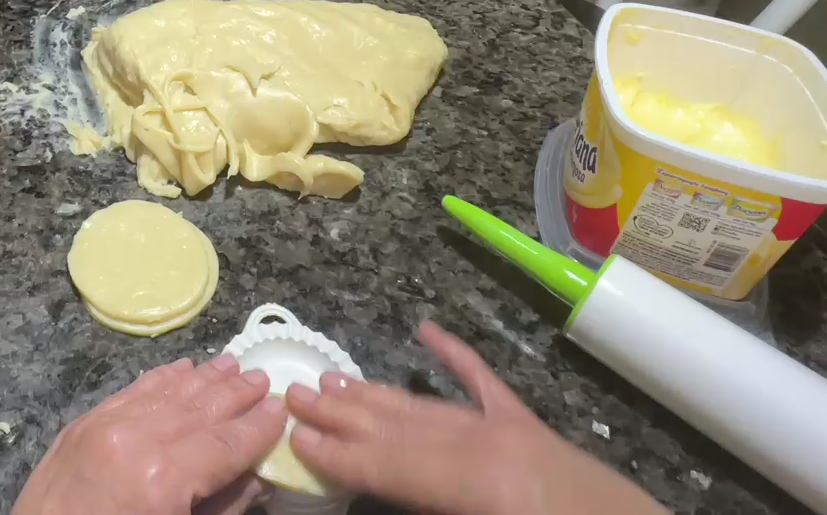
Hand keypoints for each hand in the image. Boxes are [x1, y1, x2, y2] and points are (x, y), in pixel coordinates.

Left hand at [13, 353, 288, 514]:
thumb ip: (223, 508)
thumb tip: (258, 475)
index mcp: (161, 480)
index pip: (223, 444)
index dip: (256, 427)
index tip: (281, 407)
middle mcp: (134, 440)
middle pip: (197, 409)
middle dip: (234, 393)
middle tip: (262, 377)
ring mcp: (105, 425)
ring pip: (166, 391)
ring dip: (203, 377)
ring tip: (232, 363)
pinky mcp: (84, 422)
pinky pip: (132, 390)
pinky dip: (161, 378)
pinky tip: (183, 367)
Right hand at [286, 321, 664, 514]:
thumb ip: (427, 509)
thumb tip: (380, 493)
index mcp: (480, 489)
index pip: (393, 466)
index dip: (340, 452)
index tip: (296, 434)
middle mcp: (488, 448)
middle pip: (401, 427)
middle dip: (344, 413)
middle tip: (294, 393)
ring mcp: (512, 431)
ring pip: (429, 405)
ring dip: (378, 393)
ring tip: (333, 378)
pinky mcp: (533, 428)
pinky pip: (485, 384)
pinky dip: (454, 355)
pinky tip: (426, 329)